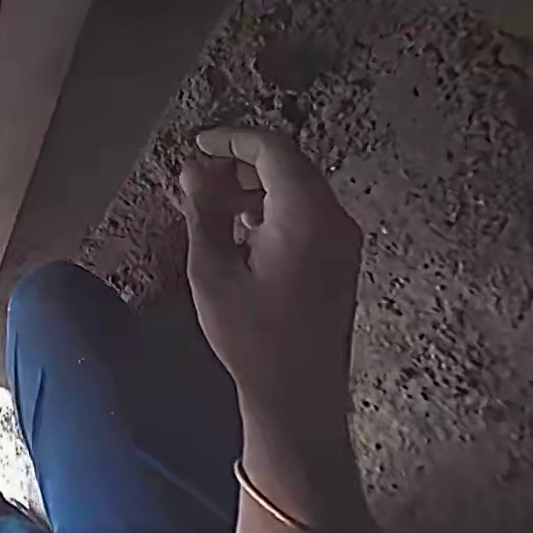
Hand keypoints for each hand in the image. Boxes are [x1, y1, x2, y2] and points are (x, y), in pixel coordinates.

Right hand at [178, 128, 361, 432]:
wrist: (298, 391)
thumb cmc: (249, 334)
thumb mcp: (212, 270)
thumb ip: (204, 213)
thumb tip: (192, 170)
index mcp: (304, 215)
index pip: (272, 151)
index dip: (231, 140)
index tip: (195, 147)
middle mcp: (333, 219)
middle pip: (287, 167)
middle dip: (237, 165)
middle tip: (193, 180)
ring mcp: (340, 240)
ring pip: (295, 191)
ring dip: (250, 189)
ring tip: (205, 205)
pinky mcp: (337, 259)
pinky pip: (302, 215)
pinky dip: (267, 210)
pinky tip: (234, 231)